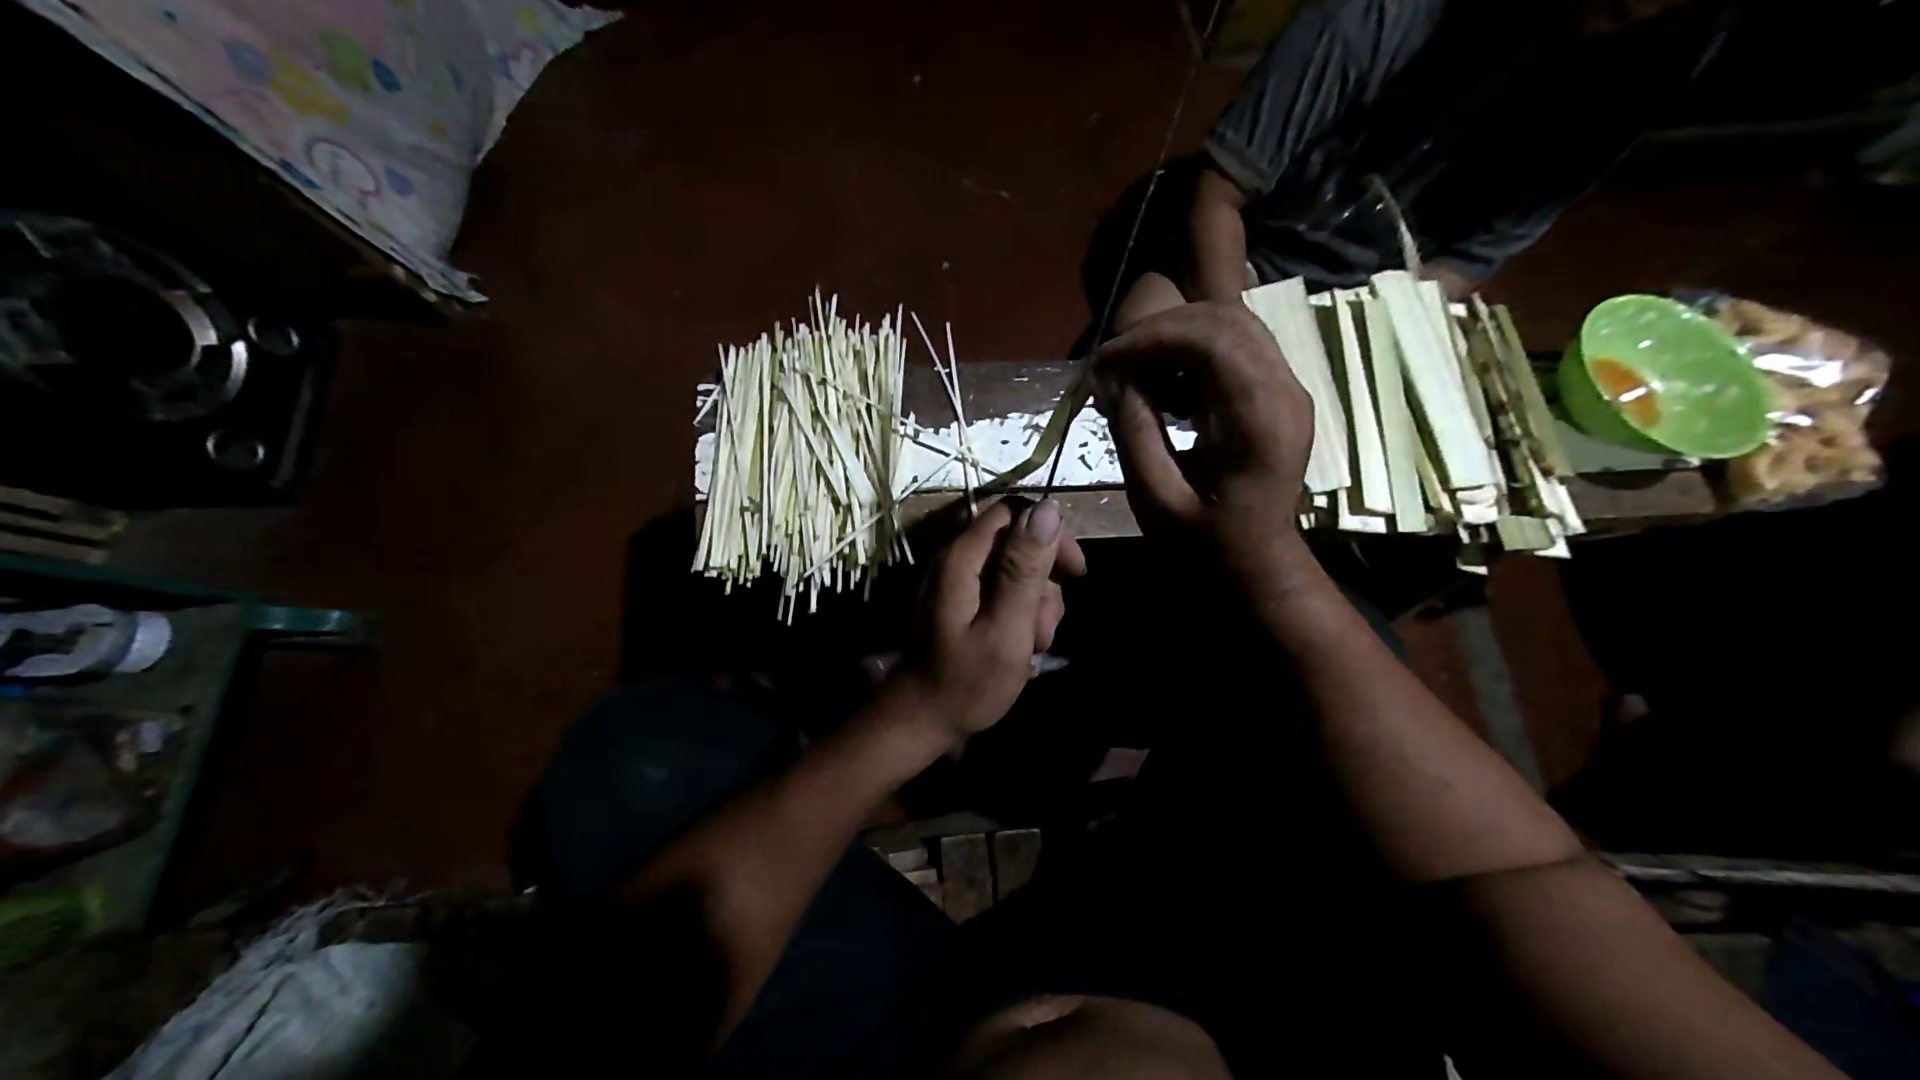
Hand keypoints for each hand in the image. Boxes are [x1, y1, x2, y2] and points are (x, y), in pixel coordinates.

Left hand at [893, 497, 1084, 745]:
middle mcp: (959, 562)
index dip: (1049, 534)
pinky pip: (1006, 594)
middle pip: (1018, 544)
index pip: (1013, 513)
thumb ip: (1024, 569)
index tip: (1074, 571)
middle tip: (1046, 625)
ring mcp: (961, 585)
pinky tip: (1023, 648)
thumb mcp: (1005, 627)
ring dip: (1037, 606)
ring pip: (1018, 572)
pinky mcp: (966, 605)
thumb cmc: (966, 681)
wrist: (923, 721)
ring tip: (1032, 645)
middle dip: (1045, 582)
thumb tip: (1048, 508)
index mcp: (963, 559)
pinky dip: (1022, 617)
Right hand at [1094, 297, 1313, 568]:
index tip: (1104, 361)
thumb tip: (1110, 377)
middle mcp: (1286, 391)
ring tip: (1135, 366)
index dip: (1151, 337)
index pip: (1211, 339)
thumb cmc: (1205, 541)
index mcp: (1260, 421)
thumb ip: (1134, 432)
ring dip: (1176, 333)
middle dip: (1160, 329)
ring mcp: (1289, 387)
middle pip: (1225, 318)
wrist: (1257, 561)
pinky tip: (1165, 375)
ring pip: (1233, 322)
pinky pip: (1238, 344)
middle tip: (1114, 362)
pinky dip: (1194, 347)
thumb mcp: (1156, 497)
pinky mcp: (1280, 391)